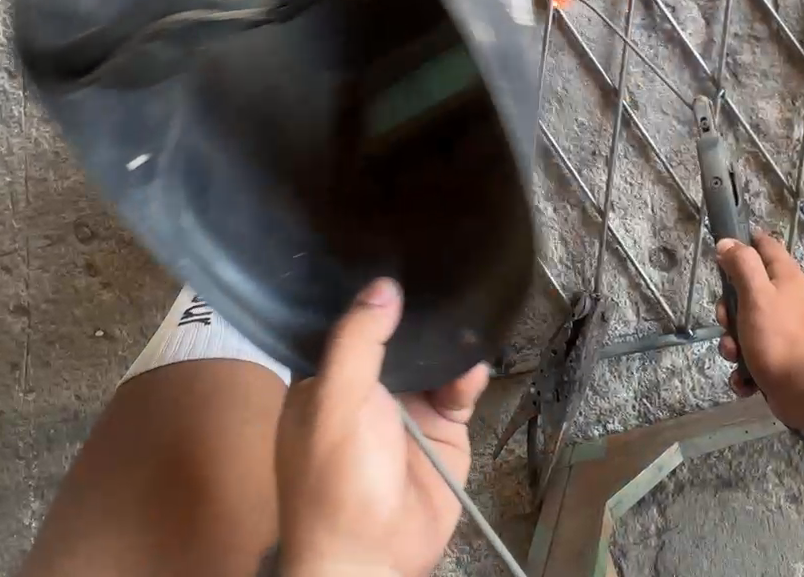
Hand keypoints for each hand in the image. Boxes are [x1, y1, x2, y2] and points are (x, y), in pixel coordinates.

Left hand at [276, 278, 489, 576]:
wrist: (376, 557)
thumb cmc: (339, 479)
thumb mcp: (337, 403)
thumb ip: (358, 342)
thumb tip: (383, 285)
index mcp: (330, 381)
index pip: (351, 325)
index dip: (371, 297)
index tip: (397, 256)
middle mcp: (369, 389)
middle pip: (400, 337)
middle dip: (421, 314)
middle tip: (447, 270)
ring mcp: (408, 408)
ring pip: (435, 358)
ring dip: (451, 342)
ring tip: (469, 316)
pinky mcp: (443, 427)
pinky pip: (459, 389)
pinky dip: (468, 376)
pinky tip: (474, 368)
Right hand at [715, 231, 803, 428]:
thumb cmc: (778, 337)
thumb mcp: (756, 294)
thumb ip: (742, 264)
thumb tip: (727, 242)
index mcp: (786, 276)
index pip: (764, 244)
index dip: (742, 243)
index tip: (721, 254)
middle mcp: (786, 298)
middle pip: (747, 289)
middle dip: (729, 308)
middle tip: (728, 320)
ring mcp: (783, 330)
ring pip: (745, 324)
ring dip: (733, 342)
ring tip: (735, 355)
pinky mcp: (779, 357)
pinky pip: (752, 353)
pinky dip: (744, 366)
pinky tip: (744, 377)